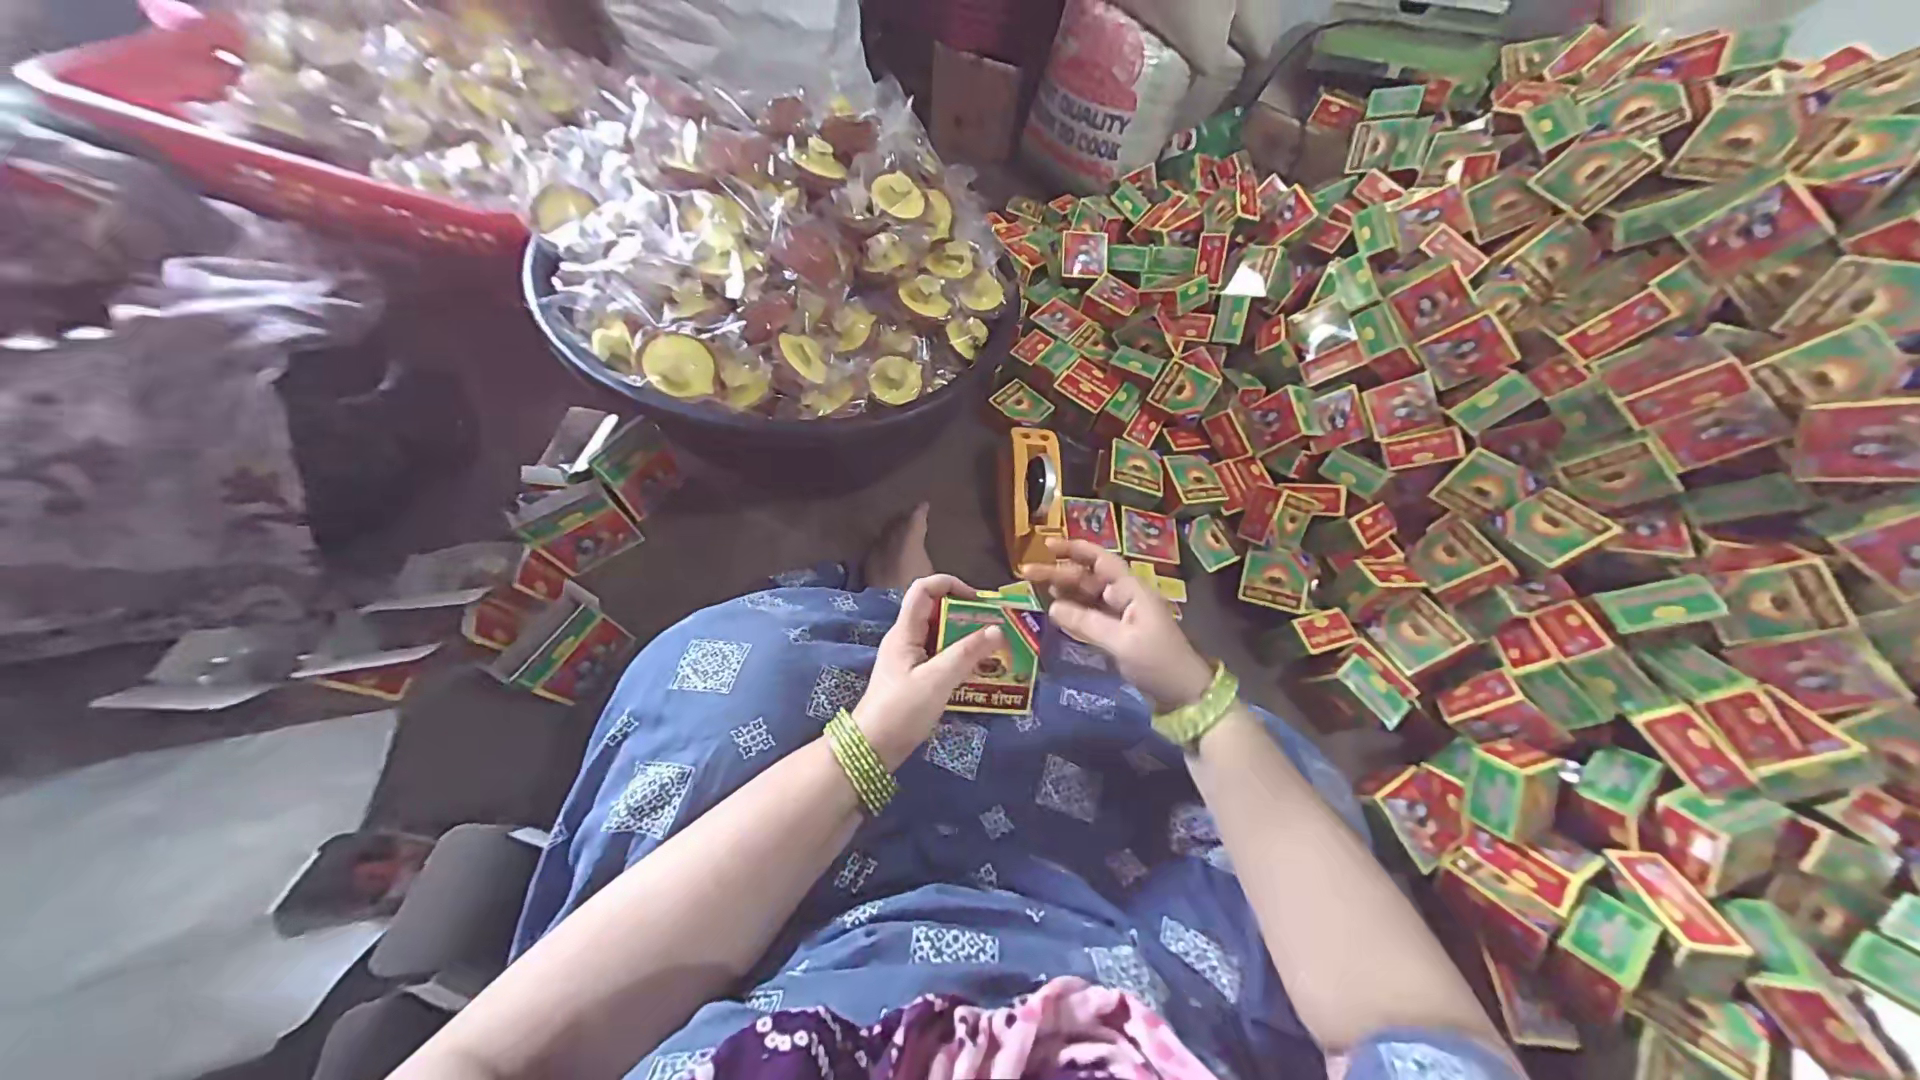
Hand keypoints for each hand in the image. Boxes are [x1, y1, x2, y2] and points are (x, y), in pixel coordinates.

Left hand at [850, 574, 1002, 769]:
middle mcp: (905, 639)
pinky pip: (940, 656)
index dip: (950, 584)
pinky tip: (978, 671)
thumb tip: (997, 628)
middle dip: (966, 614)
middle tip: (995, 627)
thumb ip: (967, 654)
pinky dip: (959, 657)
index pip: (923, 589)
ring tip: (993, 649)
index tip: (978, 600)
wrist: (872, 749)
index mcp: (904, 632)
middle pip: (936, 611)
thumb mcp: (937, 680)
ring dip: (966, 638)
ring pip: (940, 635)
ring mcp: (909, 658)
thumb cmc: (901, 711)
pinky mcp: (914, 677)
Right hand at [1021, 538, 1214, 712]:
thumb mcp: (1122, 642)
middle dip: (1059, 572)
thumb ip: (1087, 622)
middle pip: (1088, 577)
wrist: (1183, 693)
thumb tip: (1053, 607)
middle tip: (1026, 571)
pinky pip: (1089, 616)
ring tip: (1036, 587)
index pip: (1100, 561)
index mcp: (1131, 591)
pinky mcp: (1117, 633)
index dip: (1075, 549)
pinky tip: (1056, 609)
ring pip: (1086, 595)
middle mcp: (1125, 597)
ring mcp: (1121, 616)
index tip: (1048, 545)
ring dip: (1064, 590)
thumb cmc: (1157, 662)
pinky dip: (1072, 611)